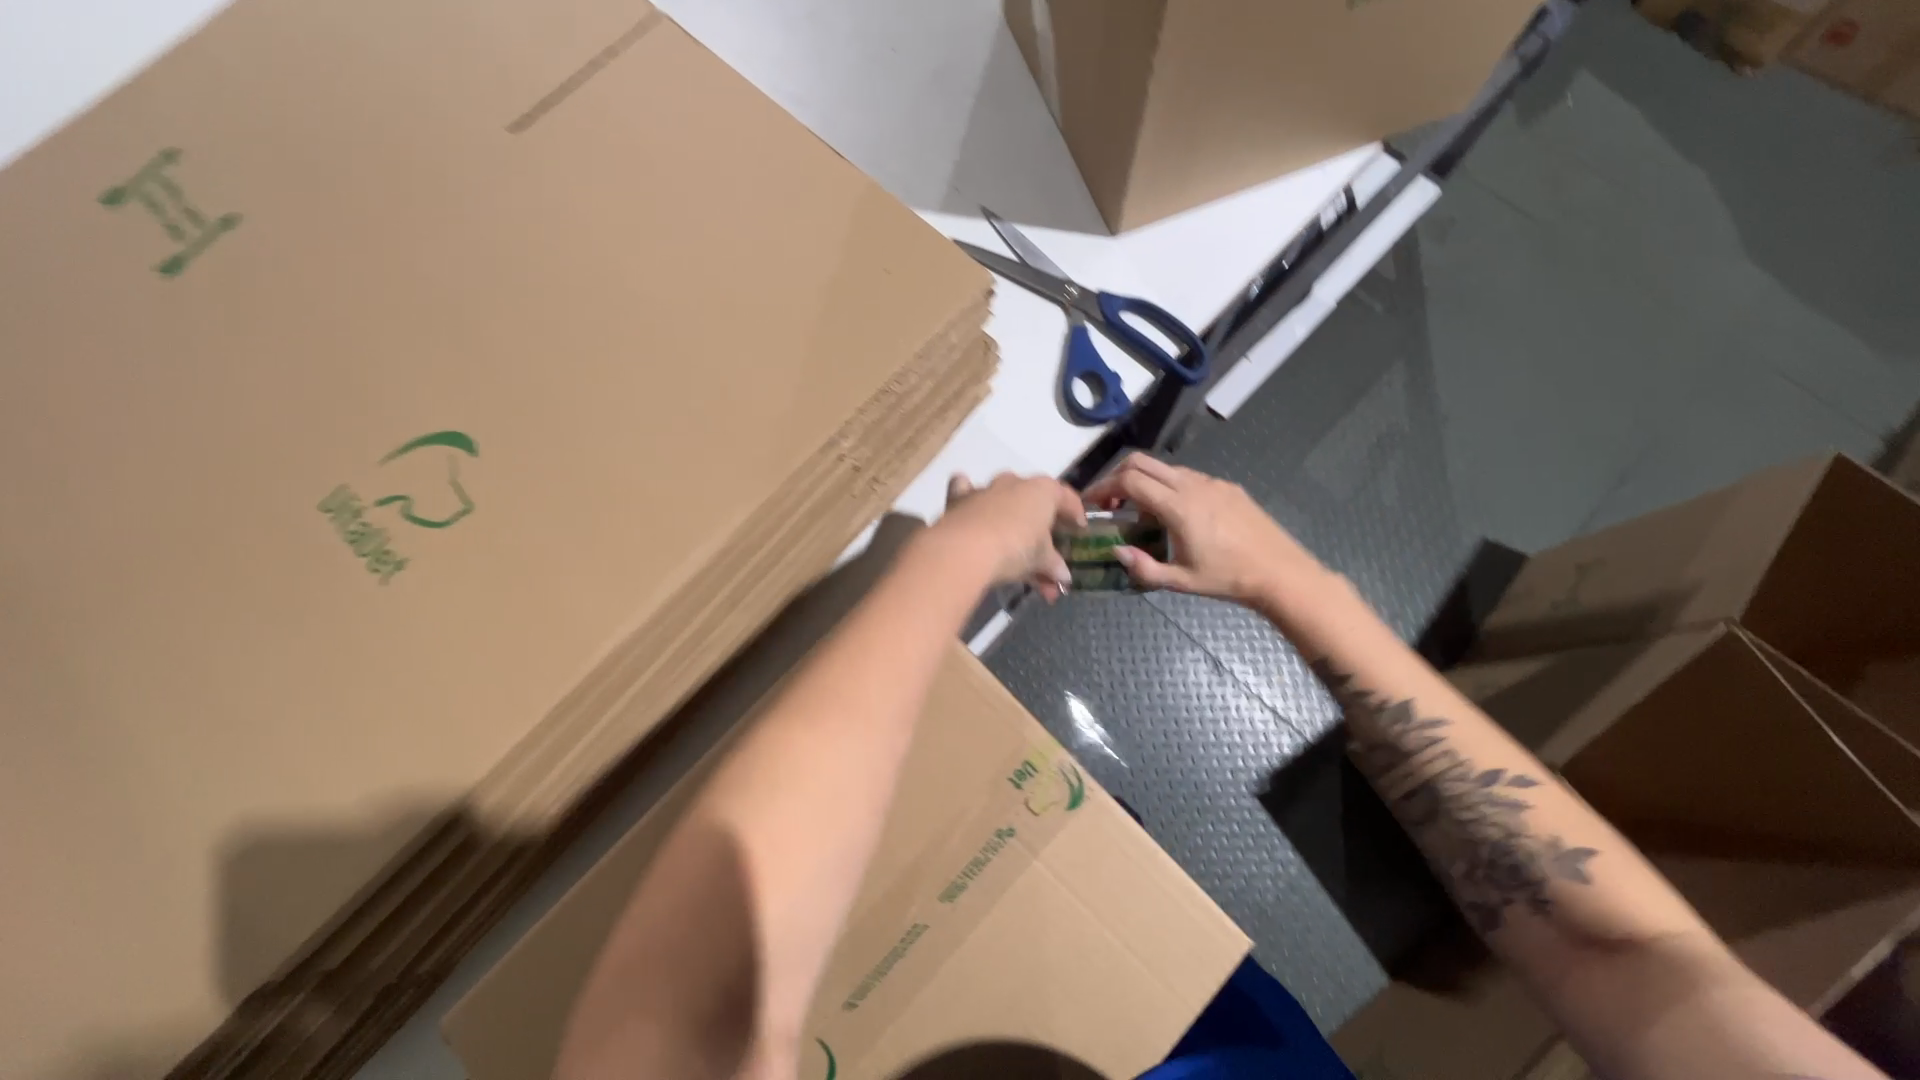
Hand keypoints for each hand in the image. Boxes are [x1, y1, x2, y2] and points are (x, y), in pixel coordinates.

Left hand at [931, 473, 1085, 600]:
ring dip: (1011, 521)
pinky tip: (973, 511)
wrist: (965, 550)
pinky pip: (965, 490)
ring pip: (1003, 499)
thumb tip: (1062, 578)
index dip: (1075, 514)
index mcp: (1043, 490)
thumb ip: (1053, 565)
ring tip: (1014, 552)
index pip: (1066, 497)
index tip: (1079, 530)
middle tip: (1046, 546)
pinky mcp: (958, 499)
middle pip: (1033, 499)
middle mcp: (1014, 482)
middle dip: (1040, 522)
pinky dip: (970, 498)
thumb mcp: (1041, 560)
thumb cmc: (1015, 549)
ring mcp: (985, 489)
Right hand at [1083, 453, 1328, 605]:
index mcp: (1179, 507)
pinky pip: (1188, 477)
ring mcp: (1212, 483)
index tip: (1091, 503)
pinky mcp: (1227, 487)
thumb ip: (1143, 567)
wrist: (1280, 572)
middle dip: (1117, 477)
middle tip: (1108, 502)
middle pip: (1142, 462)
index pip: (1129, 481)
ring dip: (1144, 482)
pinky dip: (1168, 486)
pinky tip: (1174, 515)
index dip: (1103, 487)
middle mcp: (1193, 486)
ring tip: (1140, 513)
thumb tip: (1116, 551)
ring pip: (1166, 468)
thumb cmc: (1228, 579)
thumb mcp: (1180, 581)